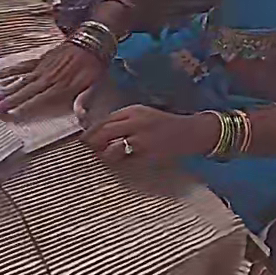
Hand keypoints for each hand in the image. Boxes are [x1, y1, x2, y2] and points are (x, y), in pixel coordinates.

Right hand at [0, 42, 104, 116]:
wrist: (92, 41)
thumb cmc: (94, 66)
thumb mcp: (94, 85)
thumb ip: (84, 100)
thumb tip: (81, 117)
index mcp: (61, 87)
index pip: (38, 101)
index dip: (23, 108)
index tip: (10, 115)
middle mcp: (49, 78)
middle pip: (26, 91)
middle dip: (10, 100)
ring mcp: (43, 67)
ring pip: (22, 80)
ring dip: (8, 89)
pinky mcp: (41, 59)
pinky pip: (24, 65)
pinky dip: (12, 70)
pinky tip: (1, 76)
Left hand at [86, 106, 216, 164]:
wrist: (191, 133)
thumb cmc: (166, 124)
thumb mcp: (144, 114)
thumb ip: (123, 119)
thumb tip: (101, 130)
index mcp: (133, 110)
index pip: (105, 120)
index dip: (91, 131)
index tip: (85, 139)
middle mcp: (135, 123)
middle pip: (104, 133)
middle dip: (92, 143)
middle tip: (87, 150)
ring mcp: (140, 140)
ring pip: (111, 149)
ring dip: (103, 155)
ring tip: (103, 158)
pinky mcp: (147, 155)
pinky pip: (125, 162)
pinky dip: (119, 163)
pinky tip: (119, 164)